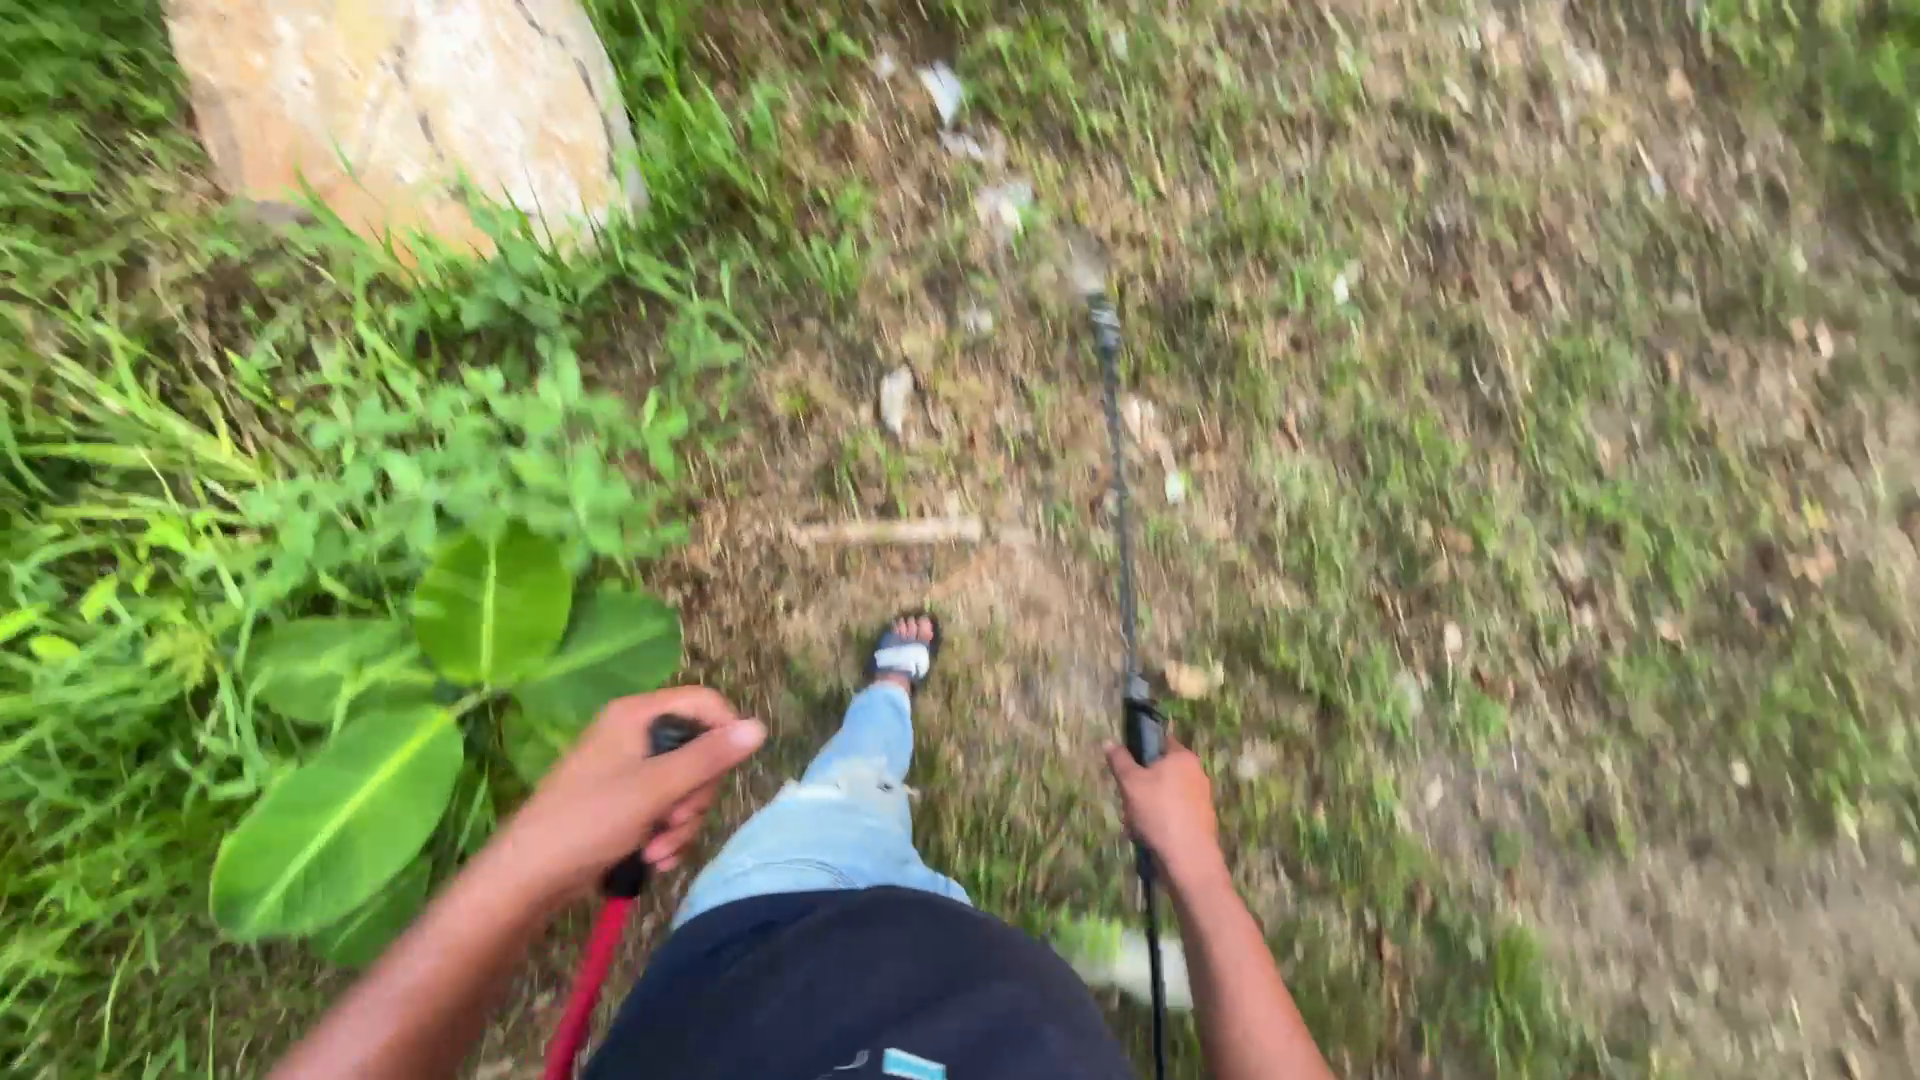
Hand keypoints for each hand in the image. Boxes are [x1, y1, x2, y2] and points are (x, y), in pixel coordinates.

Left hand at [485, 686, 765, 907]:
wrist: (526, 881)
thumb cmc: (588, 822)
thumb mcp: (656, 789)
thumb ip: (709, 758)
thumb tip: (760, 727)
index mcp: (637, 716)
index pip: (704, 703)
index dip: (725, 731)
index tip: (730, 768)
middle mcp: (635, 735)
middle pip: (699, 749)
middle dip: (695, 794)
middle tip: (674, 819)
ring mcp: (629, 769)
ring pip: (687, 786)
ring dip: (681, 822)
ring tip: (657, 849)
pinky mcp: (626, 802)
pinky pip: (668, 808)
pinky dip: (668, 834)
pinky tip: (654, 858)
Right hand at [1104, 737, 1227, 889]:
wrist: (1188, 857)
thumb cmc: (1158, 811)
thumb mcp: (1130, 782)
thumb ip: (1119, 760)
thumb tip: (1109, 741)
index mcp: (1183, 757)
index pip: (1159, 741)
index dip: (1140, 750)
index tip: (1126, 767)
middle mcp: (1197, 773)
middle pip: (1160, 771)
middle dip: (1140, 786)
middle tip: (1127, 800)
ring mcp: (1201, 798)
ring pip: (1164, 795)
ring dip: (1146, 806)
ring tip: (1134, 823)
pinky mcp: (1201, 821)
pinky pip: (1173, 813)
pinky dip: (1159, 821)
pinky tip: (1147, 835)